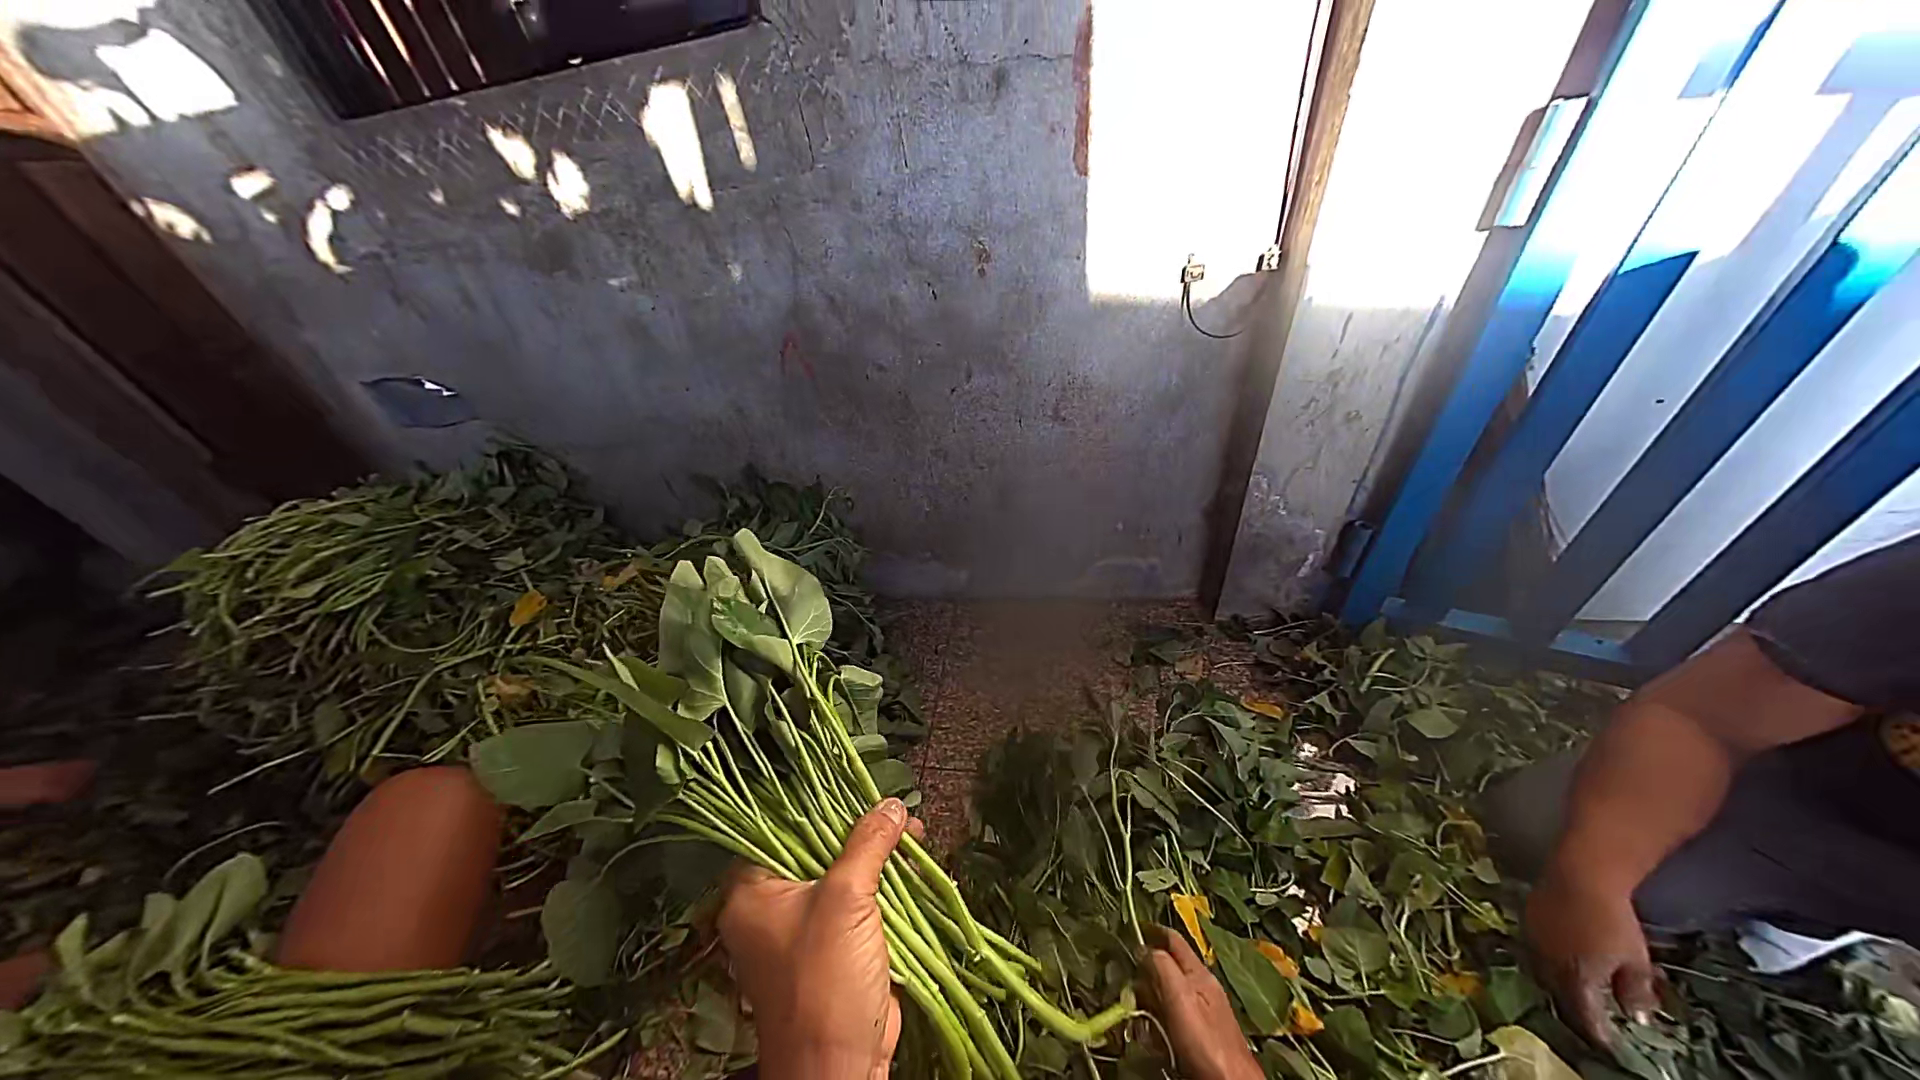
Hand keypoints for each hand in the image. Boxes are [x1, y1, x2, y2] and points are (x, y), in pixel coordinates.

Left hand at [717, 799, 921, 1079]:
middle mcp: (773, 907)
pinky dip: (885, 885)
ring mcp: (806, 927)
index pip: (777, 828)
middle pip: (817, 849)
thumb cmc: (825, 984)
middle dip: (860, 830)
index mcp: (753, 893)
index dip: (816, 805)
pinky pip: (860, 902)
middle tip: (895, 812)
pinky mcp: (836, 945)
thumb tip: (891, 804)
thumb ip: (868, 845)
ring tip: (912, 834)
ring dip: (878, 856)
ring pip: (843, 874)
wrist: (842, 1071)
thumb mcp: (846, 900)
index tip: (852, 785)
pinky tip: (913, 867)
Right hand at [1142, 926, 1261, 1079]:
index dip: (1152, 930)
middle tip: (1127, 982)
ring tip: (1138, 1012)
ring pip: (1167, 993)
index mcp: (1199, 973)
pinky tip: (1153, 1034)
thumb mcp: (1181, 998)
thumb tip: (1143, 948)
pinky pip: (1172, 1016)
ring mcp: (1202, 1011)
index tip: (1131, 928)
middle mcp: (1201, 987)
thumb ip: (1162, 967)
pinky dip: (1158, 1020)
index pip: (1173, 939)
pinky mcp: (1199, 1034)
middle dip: (1145, 972)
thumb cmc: (1207, 1043)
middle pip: (1167, 966)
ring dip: (1149, 1000)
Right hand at [1527, 869, 1659, 1047]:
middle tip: (1591, 1015)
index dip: (1597, 1032)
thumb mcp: (1636, 961)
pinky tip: (1561, 955)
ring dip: (1558, 982)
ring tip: (1574, 985)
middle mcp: (1547, 962)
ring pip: (1541, 971)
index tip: (1609, 1042)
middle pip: (1557, 993)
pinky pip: (1535, 949)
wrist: (1579, 875)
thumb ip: (1635, 993)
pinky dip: (1549, 960)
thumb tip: (1635, 1019)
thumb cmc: (1613, 921)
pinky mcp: (1526, 920)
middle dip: (1573, 1007)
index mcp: (1575, 976)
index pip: (1584, 1014)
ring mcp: (1533, 939)